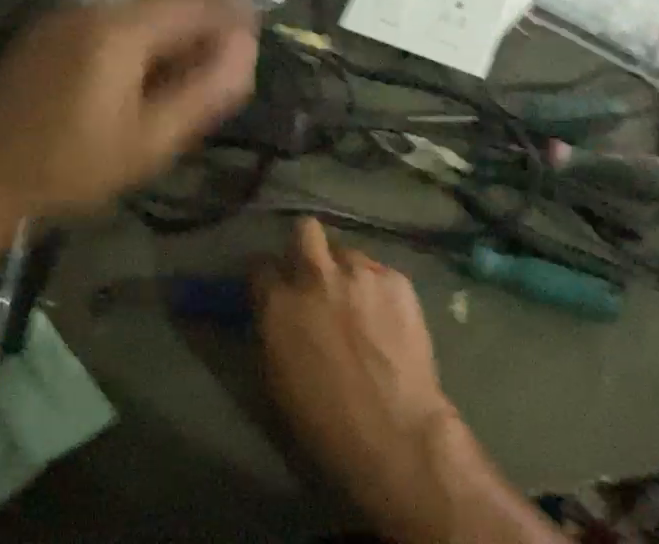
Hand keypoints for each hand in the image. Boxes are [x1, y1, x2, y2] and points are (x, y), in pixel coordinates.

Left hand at [0, 0, 257, 216]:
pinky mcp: (48, 30)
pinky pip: (112, 17)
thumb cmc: (72, 167)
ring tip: (188, 70)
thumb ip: (206, 91)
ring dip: (174, 27)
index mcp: (120, 30)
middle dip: (205, 20)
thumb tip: (248, 50)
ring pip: (140, 5)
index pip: (196, 1)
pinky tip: (142, 72)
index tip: (256, 38)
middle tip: (226, 60)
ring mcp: (65, 15)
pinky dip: (142, 33)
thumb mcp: (152, 141)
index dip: (234, 14)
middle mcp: (93, 7)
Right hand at [254, 219, 460, 535]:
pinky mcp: (397, 278)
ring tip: (358, 300)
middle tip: (313, 273)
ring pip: (347, 252)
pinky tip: (386, 315)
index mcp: (279, 304)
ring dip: (345, 271)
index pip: (260, 267)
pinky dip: (377, 287)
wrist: (393, 428)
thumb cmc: (324, 420)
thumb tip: (276, 312)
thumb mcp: (276, 376)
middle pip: (305, 230)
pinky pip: (380, 271)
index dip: (267, 278)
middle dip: (305, 246)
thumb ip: (273, 330)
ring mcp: (361, 273)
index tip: (274, 288)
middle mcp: (317, 276)